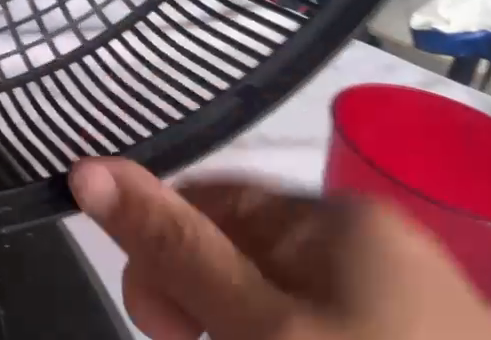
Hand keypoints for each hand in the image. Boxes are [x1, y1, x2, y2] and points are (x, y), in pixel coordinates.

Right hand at [71, 158, 490, 339]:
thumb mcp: (259, 329)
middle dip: (196, 297)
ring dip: (228, 327)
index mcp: (344, 221)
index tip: (151, 323)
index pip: (209, 197)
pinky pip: (316, 330)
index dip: (161, 248)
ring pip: (272, 297)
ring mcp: (404, 312)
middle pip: (239, 247)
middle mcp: (375, 250)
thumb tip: (85, 167)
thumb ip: (170, 245)